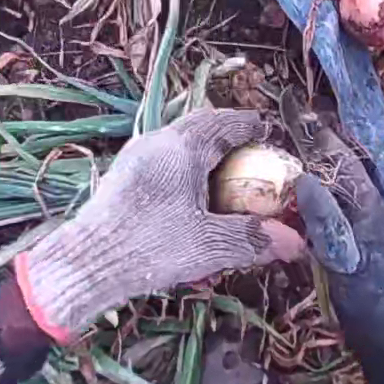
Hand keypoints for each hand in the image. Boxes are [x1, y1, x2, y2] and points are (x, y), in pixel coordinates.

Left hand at [15, 109, 304, 340]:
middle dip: (226, 137)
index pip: (225, 123)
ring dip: (202, 153)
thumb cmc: (151, 245)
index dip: (249, 126)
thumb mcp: (209, 244)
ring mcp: (135, 156)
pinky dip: (182, 169)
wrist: (88, 261)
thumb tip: (296, 243)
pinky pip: (161, 160)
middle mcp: (157, 142)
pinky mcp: (123, 175)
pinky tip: (186, 199)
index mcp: (182, 147)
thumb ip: (253, 238)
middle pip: (200, 127)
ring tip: (220, 178)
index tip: (266, 132)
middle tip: (248, 155)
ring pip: (178, 142)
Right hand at [291, 126, 383, 383]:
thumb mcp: (345, 268)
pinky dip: (329, 176)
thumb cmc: (371, 310)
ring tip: (302, 132)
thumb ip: (327, 223)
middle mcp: (376, 207)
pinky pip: (347, 194)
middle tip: (293, 111)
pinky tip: (313, 179)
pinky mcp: (370, 235)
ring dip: (326, 151)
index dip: (313, 131)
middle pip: (346, 159)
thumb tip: (305, 178)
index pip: (338, 158)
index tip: (290, 103)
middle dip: (320, 133)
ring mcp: (375, 221)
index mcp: (371, 210)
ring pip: (349, 174)